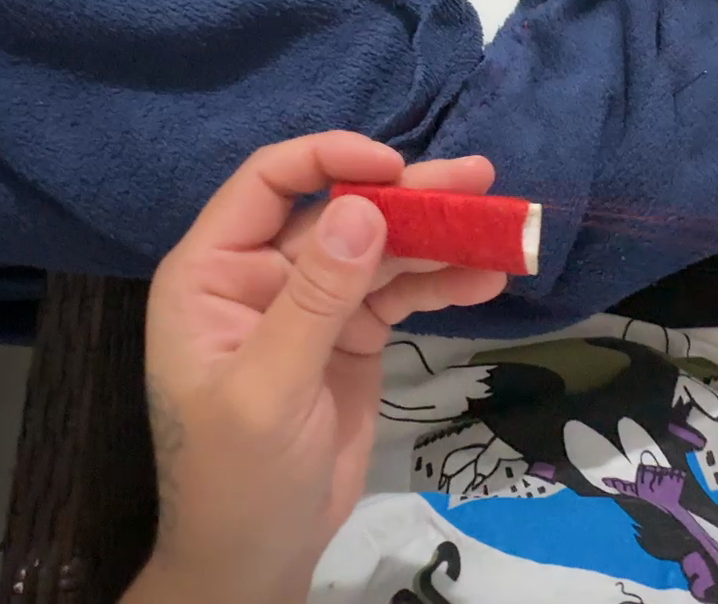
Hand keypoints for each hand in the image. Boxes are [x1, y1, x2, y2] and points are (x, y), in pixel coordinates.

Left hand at [125, 132, 507, 603]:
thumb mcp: (269, 391)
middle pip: (343, 209)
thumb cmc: (237, 478)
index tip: (396, 167)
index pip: (270, 182)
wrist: (261, 558)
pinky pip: (403, 291)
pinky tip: (487, 277)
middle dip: (410, 195)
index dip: (331, 158)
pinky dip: (444, 283)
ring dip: (441, 236)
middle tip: (478, 177)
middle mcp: (267, 270)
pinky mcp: (355, 329)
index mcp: (216, 270)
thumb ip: (314, 299)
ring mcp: (316, 299)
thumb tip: (362, 207)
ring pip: (383, 247)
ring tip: (502, 225)